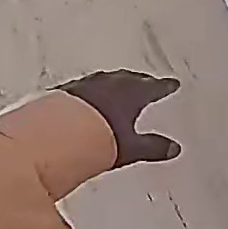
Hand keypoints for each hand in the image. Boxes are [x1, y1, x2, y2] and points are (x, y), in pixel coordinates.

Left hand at [59, 70, 183, 166]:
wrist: (57, 136)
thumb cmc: (95, 136)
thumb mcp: (132, 148)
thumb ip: (153, 147)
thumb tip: (171, 149)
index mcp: (131, 93)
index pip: (153, 87)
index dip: (164, 86)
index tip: (171, 84)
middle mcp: (108, 84)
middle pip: (128, 79)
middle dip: (138, 81)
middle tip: (145, 82)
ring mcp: (84, 87)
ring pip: (103, 82)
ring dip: (111, 86)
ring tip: (114, 92)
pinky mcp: (62, 94)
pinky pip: (80, 89)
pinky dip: (87, 94)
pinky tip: (84, 102)